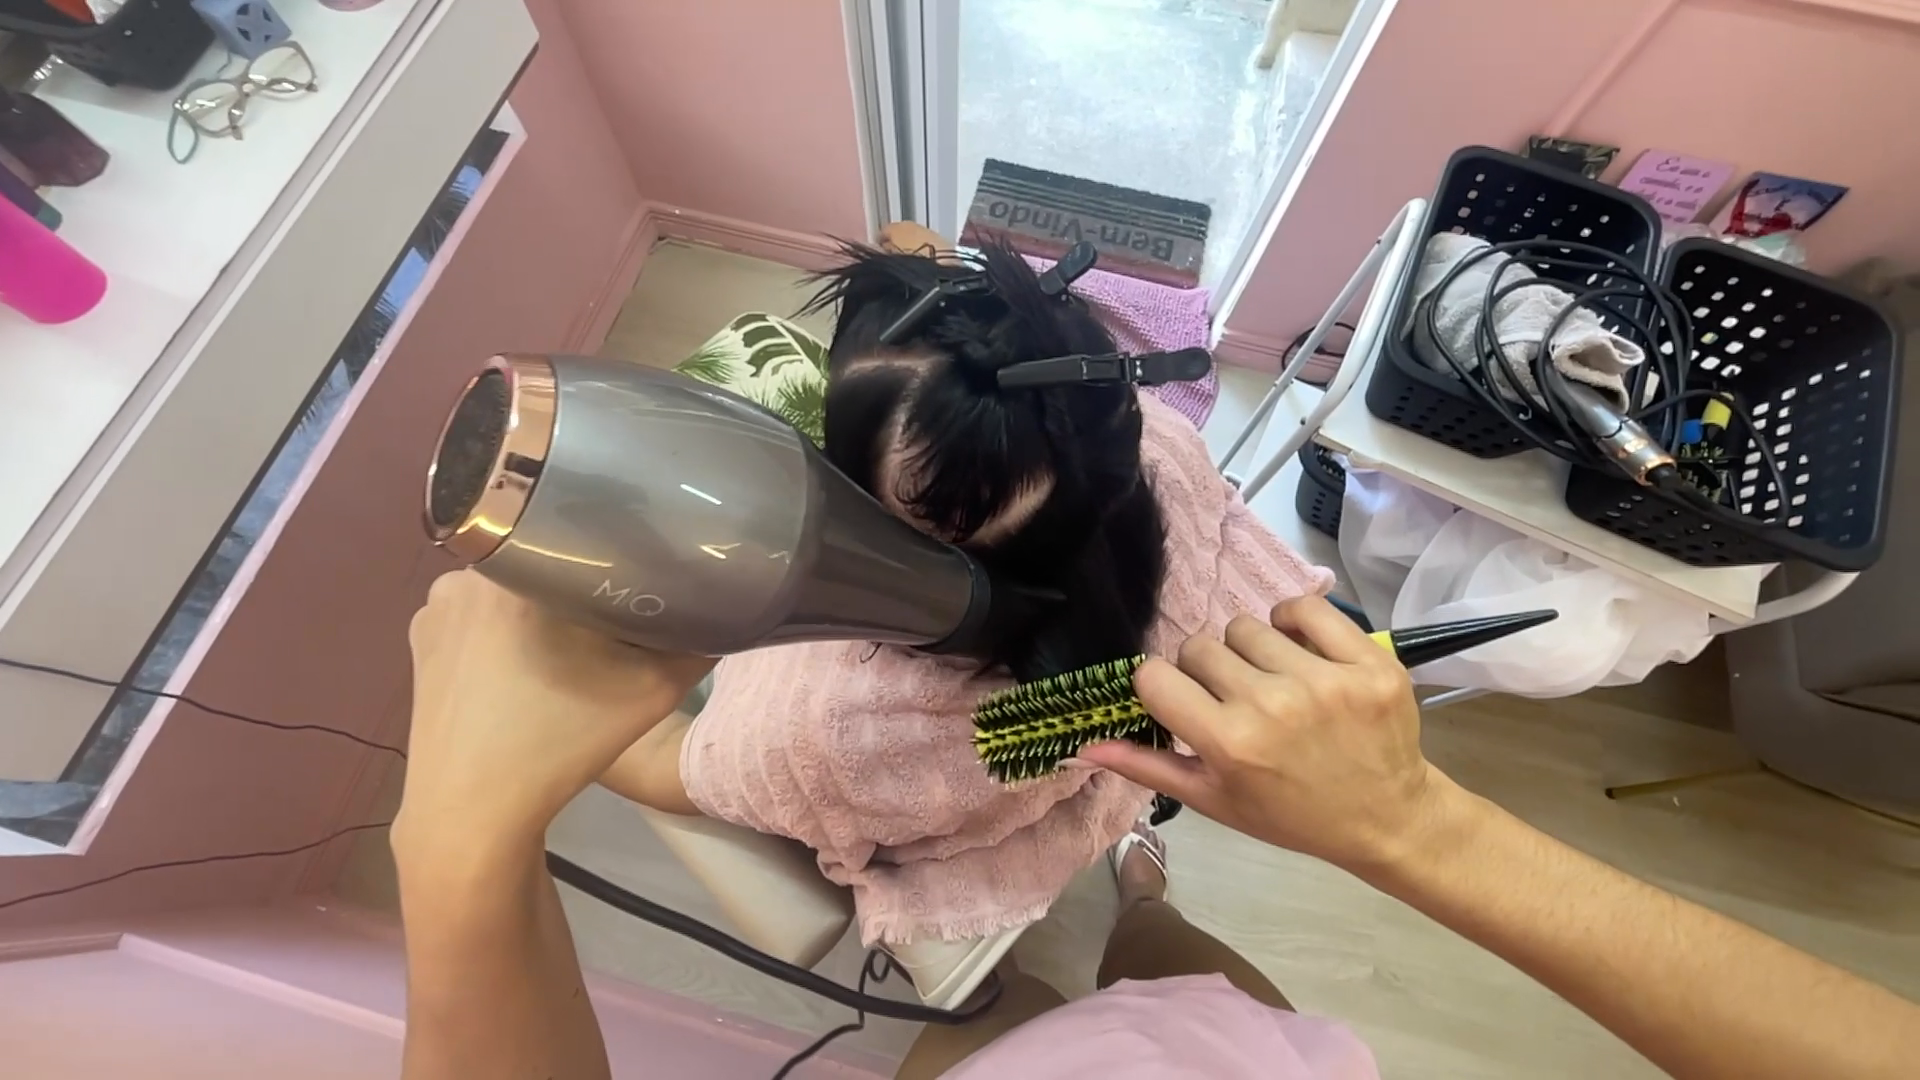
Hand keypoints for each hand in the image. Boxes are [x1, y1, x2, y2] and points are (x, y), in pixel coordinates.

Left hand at [393, 571, 713, 856]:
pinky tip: (532, 662)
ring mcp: (434, 610)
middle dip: (587, 581)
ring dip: (547, 602)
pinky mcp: (421, 641)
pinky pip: (483, 612)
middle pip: (550, 558)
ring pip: (516, 584)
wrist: (472, 817)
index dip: (625, 552)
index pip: (586, 537)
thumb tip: (726, 609)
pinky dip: (510, 625)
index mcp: (516, 573)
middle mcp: (463, 577)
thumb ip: (698, 642)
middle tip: (622, 611)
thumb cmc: (561, 743)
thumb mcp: (653, 691)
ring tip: (579, 639)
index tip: (650, 574)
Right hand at [1078, 596, 1451, 873]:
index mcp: (1228, 742)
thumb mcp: (1213, 800)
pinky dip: (1295, 623)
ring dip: (1250, 650)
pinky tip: (1302, 653)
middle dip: (1207, 671)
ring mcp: (1324, 681)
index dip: (1163, 686)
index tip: (1186, 703)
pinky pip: (1305, 608)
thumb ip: (1148, 768)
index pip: (1155, 676)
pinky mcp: (1368, 663)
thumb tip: (1086, 745)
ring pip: (1246, 625)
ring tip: (1274, 683)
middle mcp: (1270, 705)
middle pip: (1199, 646)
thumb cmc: (1290, 815)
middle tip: (1235, 701)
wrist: (1390, 819)